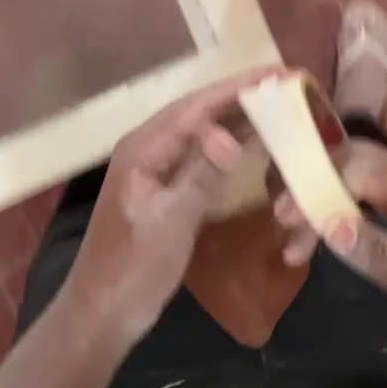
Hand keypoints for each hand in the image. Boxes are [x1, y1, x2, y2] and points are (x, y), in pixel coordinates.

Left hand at [57, 68, 274, 343]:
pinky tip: (253, 139)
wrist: (102, 314)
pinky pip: (201, 151)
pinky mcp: (165, 185)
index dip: (237, 88)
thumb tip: (230, 135)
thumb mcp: (170, 223)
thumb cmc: (132, 268)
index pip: (196, 106)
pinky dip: (228, 140)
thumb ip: (199, 176)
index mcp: (144, 147)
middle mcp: (149, 146)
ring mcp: (156, 165)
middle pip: (200, 110)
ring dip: (236, 115)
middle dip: (241, 95)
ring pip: (201, 128)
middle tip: (285, 84)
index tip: (276, 73)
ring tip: (276, 102)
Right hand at [276, 144, 386, 349]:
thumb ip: (378, 254)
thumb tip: (327, 226)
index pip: (361, 169)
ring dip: (321, 201)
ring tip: (290, 238)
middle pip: (354, 161)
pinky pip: (365, 196)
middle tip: (278, 217)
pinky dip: (339, 213)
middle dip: (313, 185)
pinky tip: (316, 238)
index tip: (284, 215)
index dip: (319, 187)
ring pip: (355, 176)